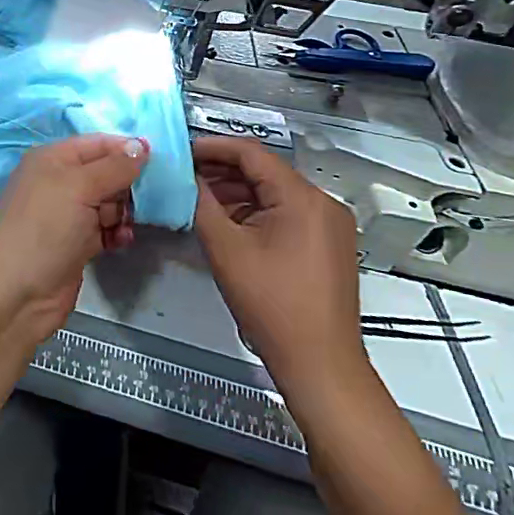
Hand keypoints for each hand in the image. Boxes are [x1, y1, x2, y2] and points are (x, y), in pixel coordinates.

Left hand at [0, 134, 147, 335]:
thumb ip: (115, 166)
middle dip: (128, 183)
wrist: (16, 294)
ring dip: (125, 210)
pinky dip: (117, 232)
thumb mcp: (80, 187)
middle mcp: (59, 182)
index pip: (97, 143)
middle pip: (106, 172)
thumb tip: (142, 145)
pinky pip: (105, 228)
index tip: (158, 158)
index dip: (126, 148)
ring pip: (109, 202)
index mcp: (53, 159)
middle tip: (150, 196)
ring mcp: (67, 214)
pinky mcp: (75, 243)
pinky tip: (122, 240)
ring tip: (131, 222)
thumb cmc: (45, 228)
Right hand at [191, 136, 364, 385]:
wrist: (320, 366)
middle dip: (223, 172)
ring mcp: (330, 224)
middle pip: (265, 172)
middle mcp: (323, 202)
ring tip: (201, 199)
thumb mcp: (226, 249)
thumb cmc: (272, 306)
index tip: (184, 152)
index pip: (252, 154)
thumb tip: (188, 179)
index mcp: (303, 197)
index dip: (214, 148)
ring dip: (238, 193)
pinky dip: (257, 213)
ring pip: (275, 193)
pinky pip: (287, 214)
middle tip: (186, 177)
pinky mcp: (328, 244)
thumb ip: (202, 205)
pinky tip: (229, 222)